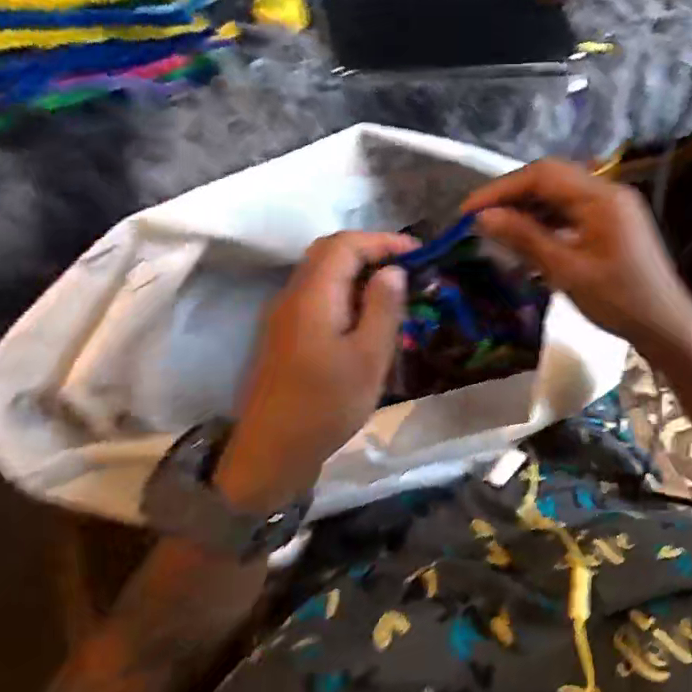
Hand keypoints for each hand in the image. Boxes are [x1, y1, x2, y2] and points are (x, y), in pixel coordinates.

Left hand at [212, 231, 415, 512]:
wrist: (272, 450)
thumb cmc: (325, 405)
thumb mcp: (368, 358)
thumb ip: (382, 309)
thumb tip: (393, 271)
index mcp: (312, 295)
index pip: (345, 244)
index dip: (383, 241)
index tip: (419, 254)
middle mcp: (292, 296)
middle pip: (328, 253)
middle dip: (370, 252)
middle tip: (408, 269)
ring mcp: (284, 317)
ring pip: (321, 275)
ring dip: (358, 273)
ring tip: (394, 292)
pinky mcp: (285, 337)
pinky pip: (317, 298)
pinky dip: (345, 294)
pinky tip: (367, 319)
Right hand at [461, 158, 691, 347]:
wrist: (666, 326)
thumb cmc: (618, 301)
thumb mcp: (567, 271)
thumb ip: (525, 239)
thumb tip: (484, 218)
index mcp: (601, 196)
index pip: (542, 175)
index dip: (501, 189)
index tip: (469, 211)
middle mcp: (608, 192)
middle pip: (551, 180)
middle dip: (512, 197)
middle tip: (479, 221)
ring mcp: (613, 207)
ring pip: (560, 196)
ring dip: (528, 210)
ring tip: (498, 231)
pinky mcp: (613, 224)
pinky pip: (572, 212)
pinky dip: (547, 222)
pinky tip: (528, 240)